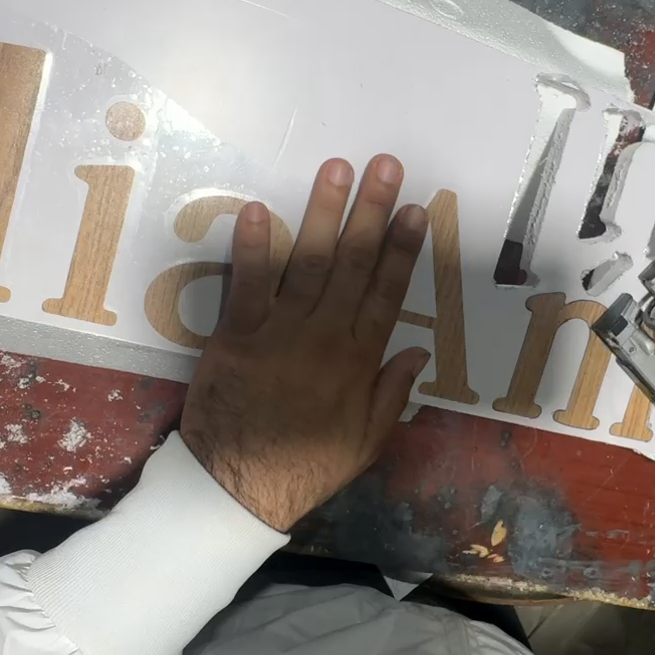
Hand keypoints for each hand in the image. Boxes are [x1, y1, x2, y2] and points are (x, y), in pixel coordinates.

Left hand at [179, 156, 429, 531]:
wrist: (237, 488)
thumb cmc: (307, 465)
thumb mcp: (367, 441)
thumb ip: (393, 394)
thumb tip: (418, 349)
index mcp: (359, 362)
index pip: (387, 294)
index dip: (403, 250)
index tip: (416, 211)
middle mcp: (325, 337)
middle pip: (352, 265)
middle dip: (371, 212)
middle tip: (385, 167)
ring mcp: (279, 332)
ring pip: (306, 263)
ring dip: (322, 213)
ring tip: (337, 169)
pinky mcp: (236, 334)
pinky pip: (246, 284)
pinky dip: (251, 247)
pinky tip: (256, 208)